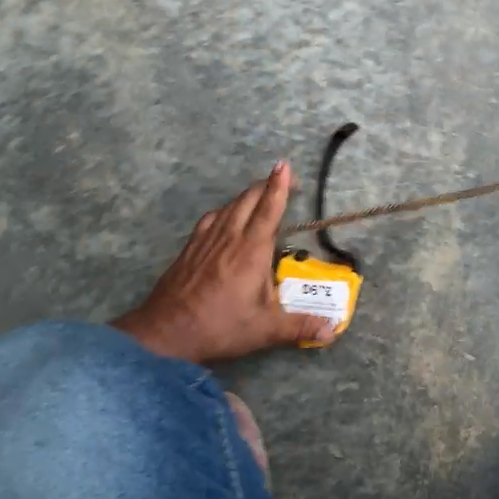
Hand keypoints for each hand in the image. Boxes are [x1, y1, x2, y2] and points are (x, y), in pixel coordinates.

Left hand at [113, 160, 336, 362]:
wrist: (166, 333)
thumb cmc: (220, 327)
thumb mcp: (265, 330)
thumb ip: (299, 326)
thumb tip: (331, 330)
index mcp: (252, 250)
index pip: (270, 208)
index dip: (278, 185)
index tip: (284, 166)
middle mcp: (231, 237)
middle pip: (249, 199)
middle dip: (266, 184)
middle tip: (282, 181)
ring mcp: (207, 240)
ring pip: (230, 205)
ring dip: (247, 195)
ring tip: (259, 196)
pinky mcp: (190, 248)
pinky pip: (211, 218)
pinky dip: (225, 210)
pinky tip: (225, 217)